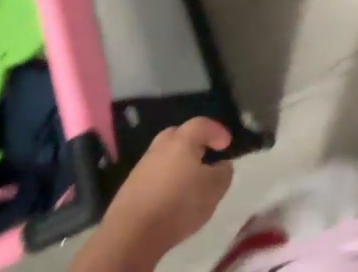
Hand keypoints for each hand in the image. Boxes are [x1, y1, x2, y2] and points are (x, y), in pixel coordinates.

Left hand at [74, 119, 234, 271]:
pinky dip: (165, 178)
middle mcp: (160, 147)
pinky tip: (171, 194)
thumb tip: (222, 165)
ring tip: (189, 179)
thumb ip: (223, 173)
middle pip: (178, 135)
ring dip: (178, 162)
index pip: (201, 124)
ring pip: (164, 155)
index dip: (216, 131)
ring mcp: (142, 166)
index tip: (226, 144)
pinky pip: (154, 173)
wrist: (131, 233)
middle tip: (205, 155)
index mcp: (182, 141)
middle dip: (194, 142)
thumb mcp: (214, 190)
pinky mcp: (131, 186)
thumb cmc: (179, 204)